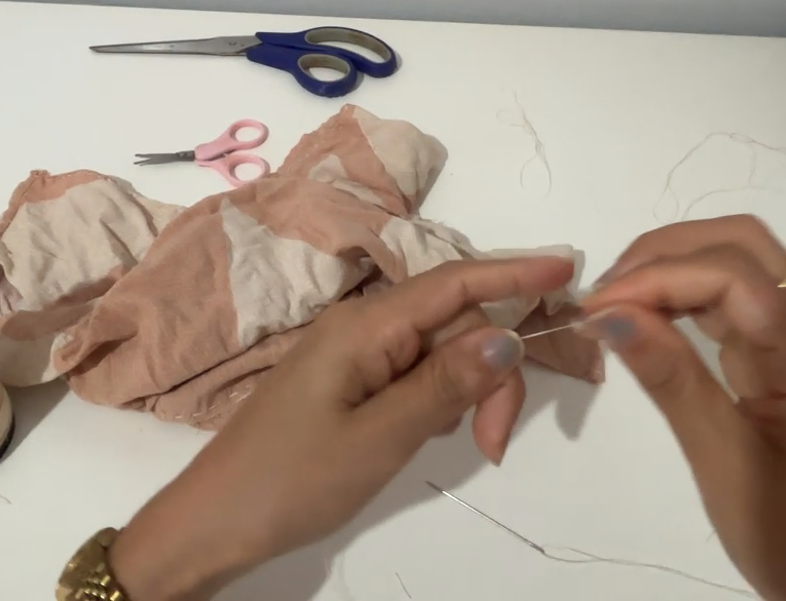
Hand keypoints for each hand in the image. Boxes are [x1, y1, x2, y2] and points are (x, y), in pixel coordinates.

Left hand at [109, 256, 575, 600]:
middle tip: (496, 444)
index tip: (568, 266)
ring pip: (438, 351)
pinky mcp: (353, 380)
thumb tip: (507, 336)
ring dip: (467, 390)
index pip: (453, 283)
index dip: (512, 270)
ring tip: (470, 446)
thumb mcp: (379, 437)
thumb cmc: (292, 477)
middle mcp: (363, 325)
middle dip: (490, 370)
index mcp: (366, 325)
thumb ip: (445, 385)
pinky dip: (439, 399)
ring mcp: (356, 352)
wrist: (217, 518)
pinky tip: (432, 434)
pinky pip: (414, 372)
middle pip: (452, 323)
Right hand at [581, 216, 785, 600]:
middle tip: (610, 290)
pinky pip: (742, 298)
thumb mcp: (724, 463)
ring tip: (620, 301)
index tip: (597, 309)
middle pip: (745, 243)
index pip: (732, 275)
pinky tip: (653, 317)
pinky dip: (690, 294)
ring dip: (677, 266)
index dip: (657, 277)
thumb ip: (670, 377)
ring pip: (744, 261)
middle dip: (668, 251)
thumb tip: (607, 312)